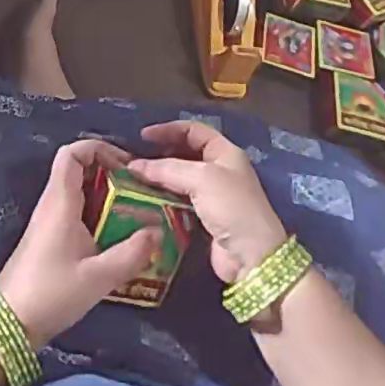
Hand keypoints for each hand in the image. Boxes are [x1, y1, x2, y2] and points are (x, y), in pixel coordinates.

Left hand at [0, 139, 158, 344]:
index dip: (100, 149)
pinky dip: (99, 213)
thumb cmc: (51, 292)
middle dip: (111, 172)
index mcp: (60, 201)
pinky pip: (77, 211)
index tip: (127, 167)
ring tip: (136, 211)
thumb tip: (157, 231)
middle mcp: (53, 204)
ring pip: (80, 191)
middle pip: (79, 169)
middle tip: (139, 190)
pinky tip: (118, 236)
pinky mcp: (50, 238)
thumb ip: (131, 253)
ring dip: (107, 195)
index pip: (73, 153)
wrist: (8, 323)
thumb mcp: (98, 277)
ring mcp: (49, 221)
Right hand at [128, 120, 287, 283]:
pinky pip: (177, 200)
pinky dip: (162, 198)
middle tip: (133, 159)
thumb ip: (166, 169)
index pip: (193, 130)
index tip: (142, 136)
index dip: (168, 129)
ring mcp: (211, 194)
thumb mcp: (201, 179)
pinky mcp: (203, 217)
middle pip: (184, 153)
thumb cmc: (231, 207)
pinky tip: (144, 199)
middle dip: (159, 154)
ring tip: (133, 178)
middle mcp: (219, 169)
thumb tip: (133, 166)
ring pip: (179, 178)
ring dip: (158, 177)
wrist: (251, 256)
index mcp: (225, 152)